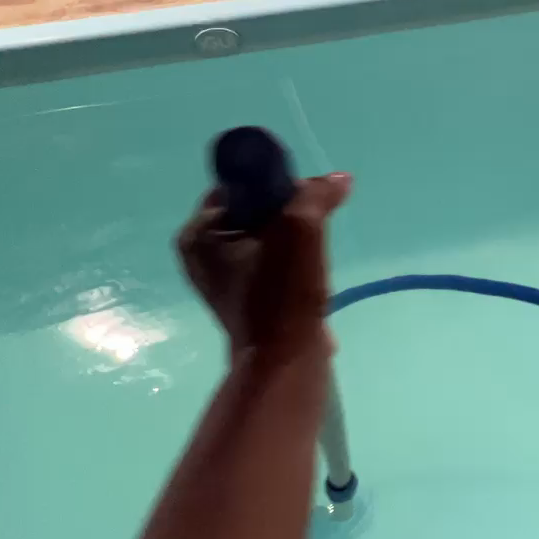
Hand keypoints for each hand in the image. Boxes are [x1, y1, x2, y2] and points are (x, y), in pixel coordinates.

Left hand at [176, 173, 351, 359]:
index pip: (239, 186)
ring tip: (313, 259)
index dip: (277, 185)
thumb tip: (339, 179)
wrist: (285, 359)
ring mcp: (223, 279)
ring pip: (269, 238)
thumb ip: (316, 195)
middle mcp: (202, 254)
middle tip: (314, 232)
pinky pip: (273, 263)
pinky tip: (310, 277)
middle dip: (291, 216)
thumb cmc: (283, 293)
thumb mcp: (301, 230)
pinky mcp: (246, 298)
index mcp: (199, 234)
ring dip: (297, 241)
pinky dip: (295, 263)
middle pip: (256, 212)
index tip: (306, 202)